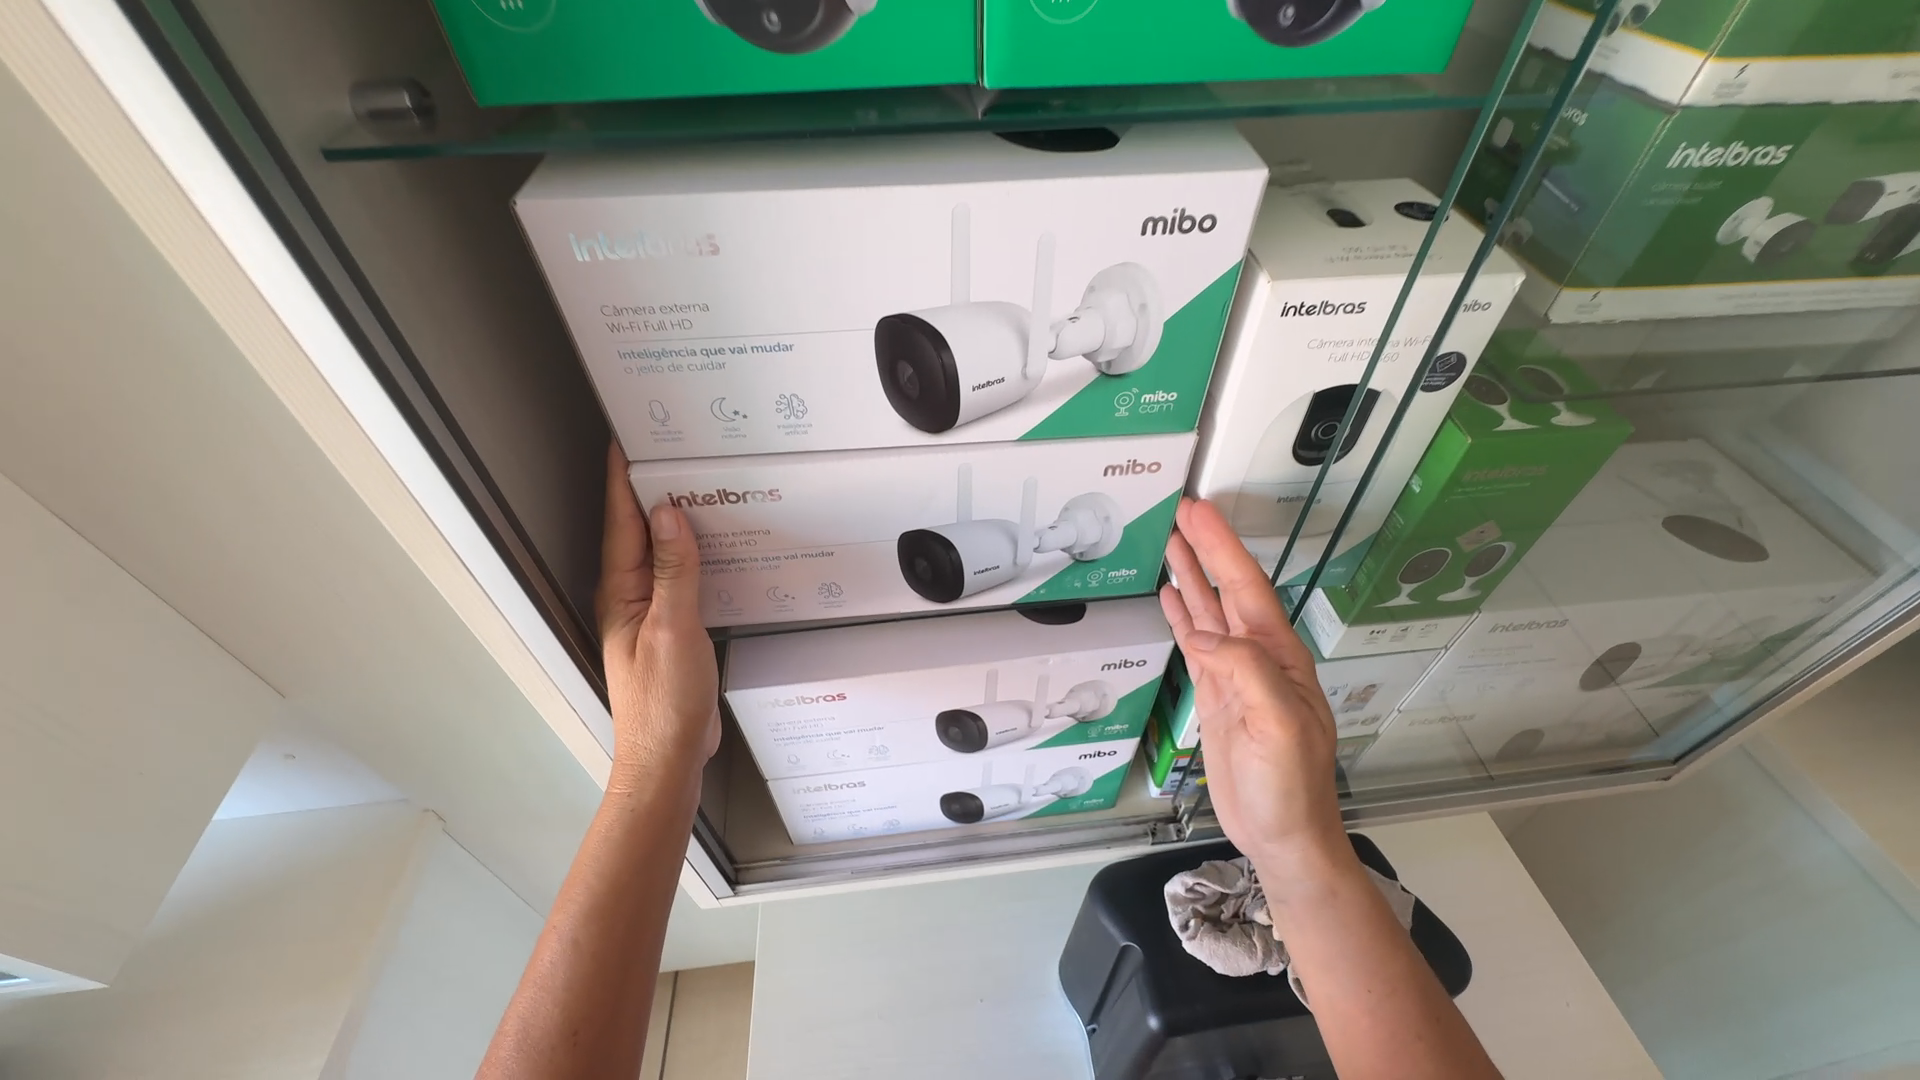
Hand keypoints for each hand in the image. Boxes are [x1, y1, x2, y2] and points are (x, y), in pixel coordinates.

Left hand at [596, 442, 719, 792]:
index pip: (622, 519)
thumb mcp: (673, 629)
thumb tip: (670, 513)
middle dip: (655, 489)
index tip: (633, 438)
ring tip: (705, 488)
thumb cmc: (664, 698)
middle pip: (640, 530)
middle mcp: (631, 593)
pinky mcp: (672, 625)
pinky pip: (682, 577)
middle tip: (682, 453)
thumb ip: (675, 571)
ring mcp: (651, 610)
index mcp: (622, 589)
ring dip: (678, 521)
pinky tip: (719, 546)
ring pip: (663, 552)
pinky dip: (697, 555)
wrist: (668, 754)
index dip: (625, 478)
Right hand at [1160, 498, 1353, 883]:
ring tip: (1167, 541)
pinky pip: (1195, 643)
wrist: (1282, 833)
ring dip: (1189, 575)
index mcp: (1278, 655)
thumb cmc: (1290, 785)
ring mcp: (1234, 674)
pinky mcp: (1215, 694)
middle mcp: (1256, 656)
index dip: (1222, 548)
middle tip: (1179, 510)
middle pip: (1226, 589)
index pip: (1247, 587)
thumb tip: (1204, 636)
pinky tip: (1169, 597)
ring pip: (1208, 612)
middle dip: (1205, 548)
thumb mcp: (1278, 725)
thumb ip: (1246, 671)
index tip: (1199, 512)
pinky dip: (1181, 616)